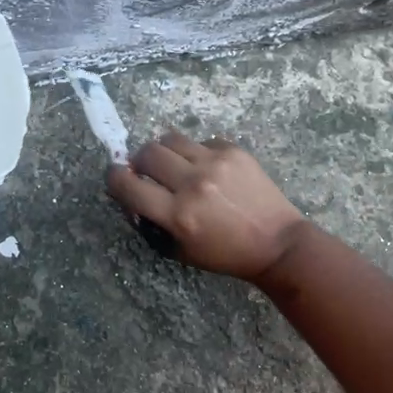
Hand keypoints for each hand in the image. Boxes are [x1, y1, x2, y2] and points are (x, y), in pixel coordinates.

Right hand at [106, 131, 309, 281]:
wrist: (278, 244)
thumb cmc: (226, 254)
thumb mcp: (180, 250)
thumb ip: (149, 221)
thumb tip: (128, 193)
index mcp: (178, 215)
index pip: (127, 185)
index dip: (114, 178)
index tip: (116, 178)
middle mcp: (193, 184)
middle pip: (146, 153)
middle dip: (140, 162)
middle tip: (148, 173)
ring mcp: (214, 163)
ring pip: (170, 138)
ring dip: (166, 152)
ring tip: (176, 165)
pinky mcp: (233, 150)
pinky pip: (200, 142)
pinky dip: (197, 153)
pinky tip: (209, 170)